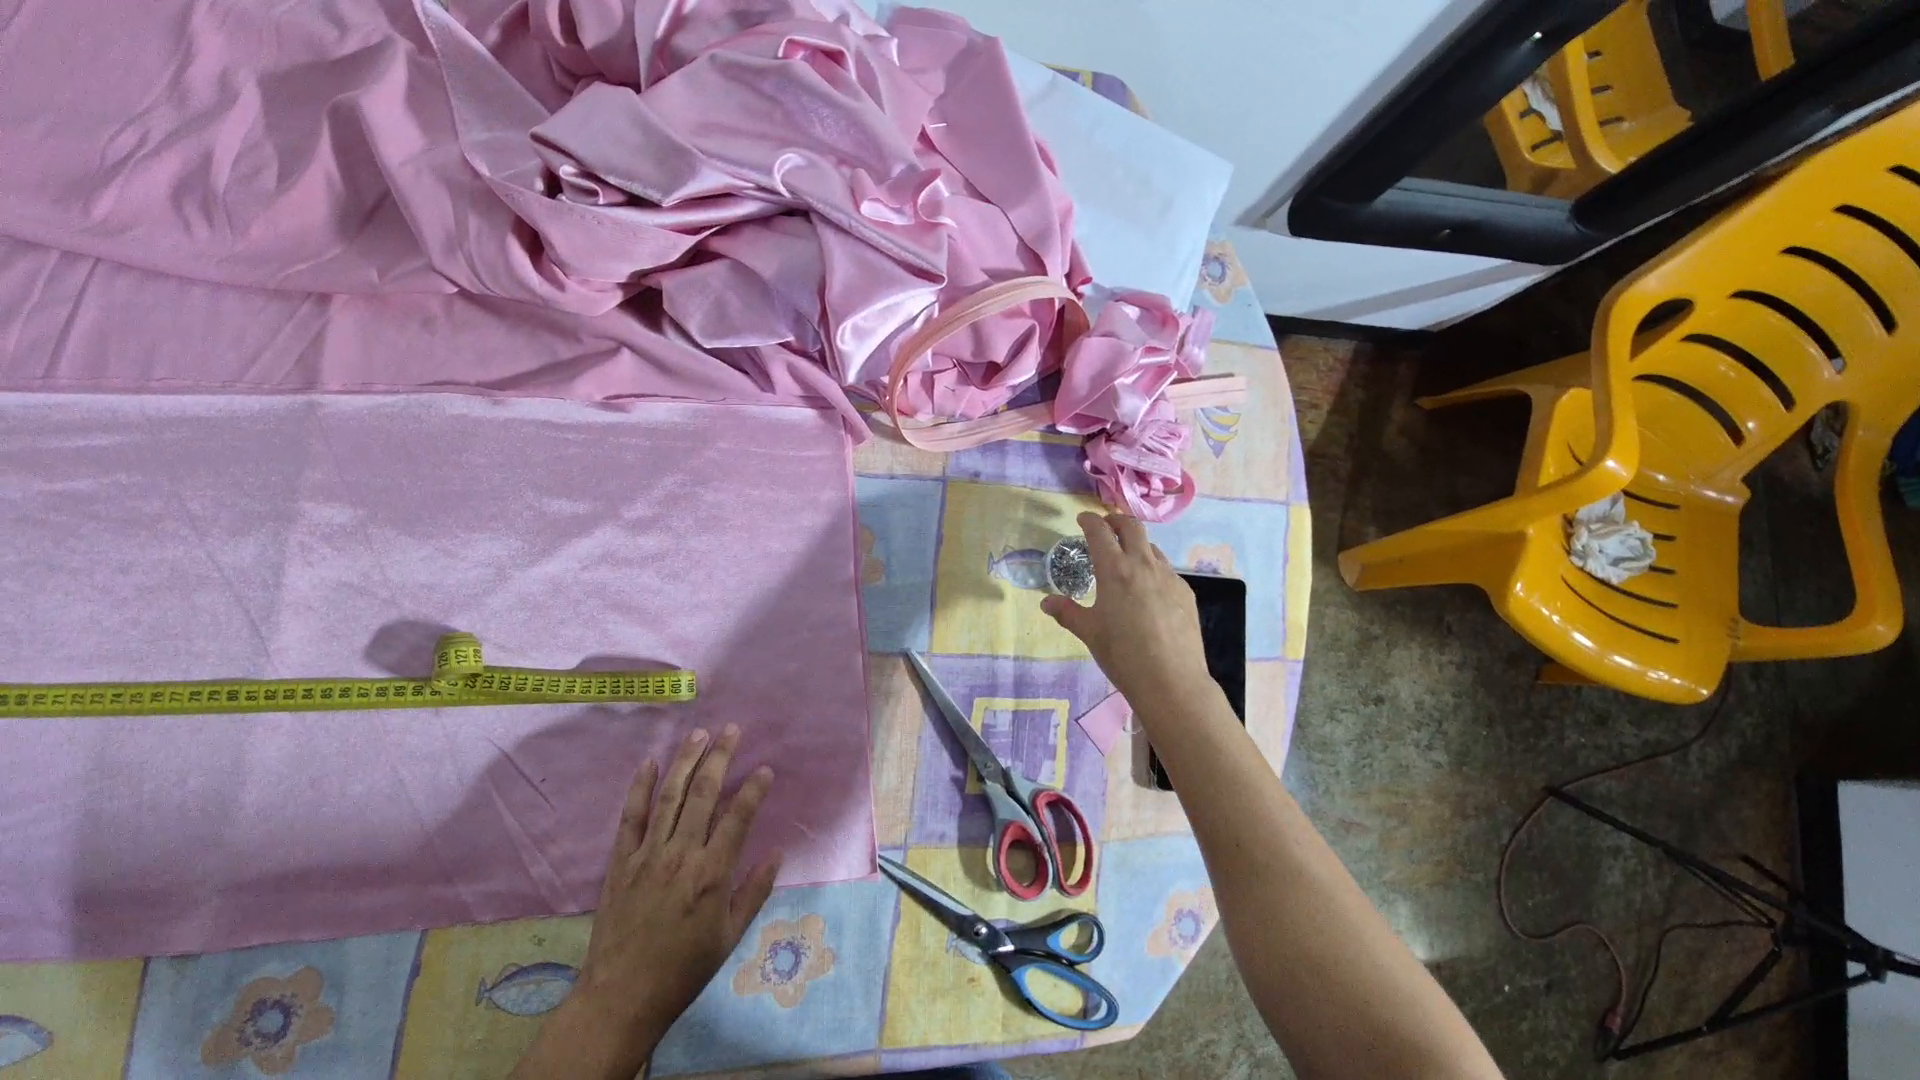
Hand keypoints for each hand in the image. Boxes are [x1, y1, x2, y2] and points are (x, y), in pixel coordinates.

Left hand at [515, 726, 778, 1079]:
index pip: (739, 817)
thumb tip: (776, 854)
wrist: (622, 995)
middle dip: (720, 757)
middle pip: (704, 794)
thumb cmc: (684, 969)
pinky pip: (631, 817)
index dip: (754, 789)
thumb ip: (754, 892)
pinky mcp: (621, 862)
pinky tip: (650, 763)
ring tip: (699, 734)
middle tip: (732, 730)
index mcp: (712, 874)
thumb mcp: (730, 937)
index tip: (765, 769)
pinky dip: (640, 788)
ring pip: (670, 796)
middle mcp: (681, 855)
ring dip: (686, 762)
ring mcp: (647, 855)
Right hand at [1041, 512, 1214, 717]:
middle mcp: (1144, 565)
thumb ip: (1068, 612)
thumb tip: (1046, 602)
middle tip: (1106, 526)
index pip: (1100, 532)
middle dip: (1116, 521)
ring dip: (1137, 544)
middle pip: (1132, 527)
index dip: (1090, 521)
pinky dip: (1153, 569)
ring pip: (1152, 548)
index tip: (1083, 519)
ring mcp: (1169, 577)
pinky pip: (1167, 571)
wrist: (1171, 680)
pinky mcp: (1185, 593)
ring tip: (1127, 558)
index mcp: (1115, 570)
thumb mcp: (1089, 633)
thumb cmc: (1122, 655)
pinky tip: (1148, 590)